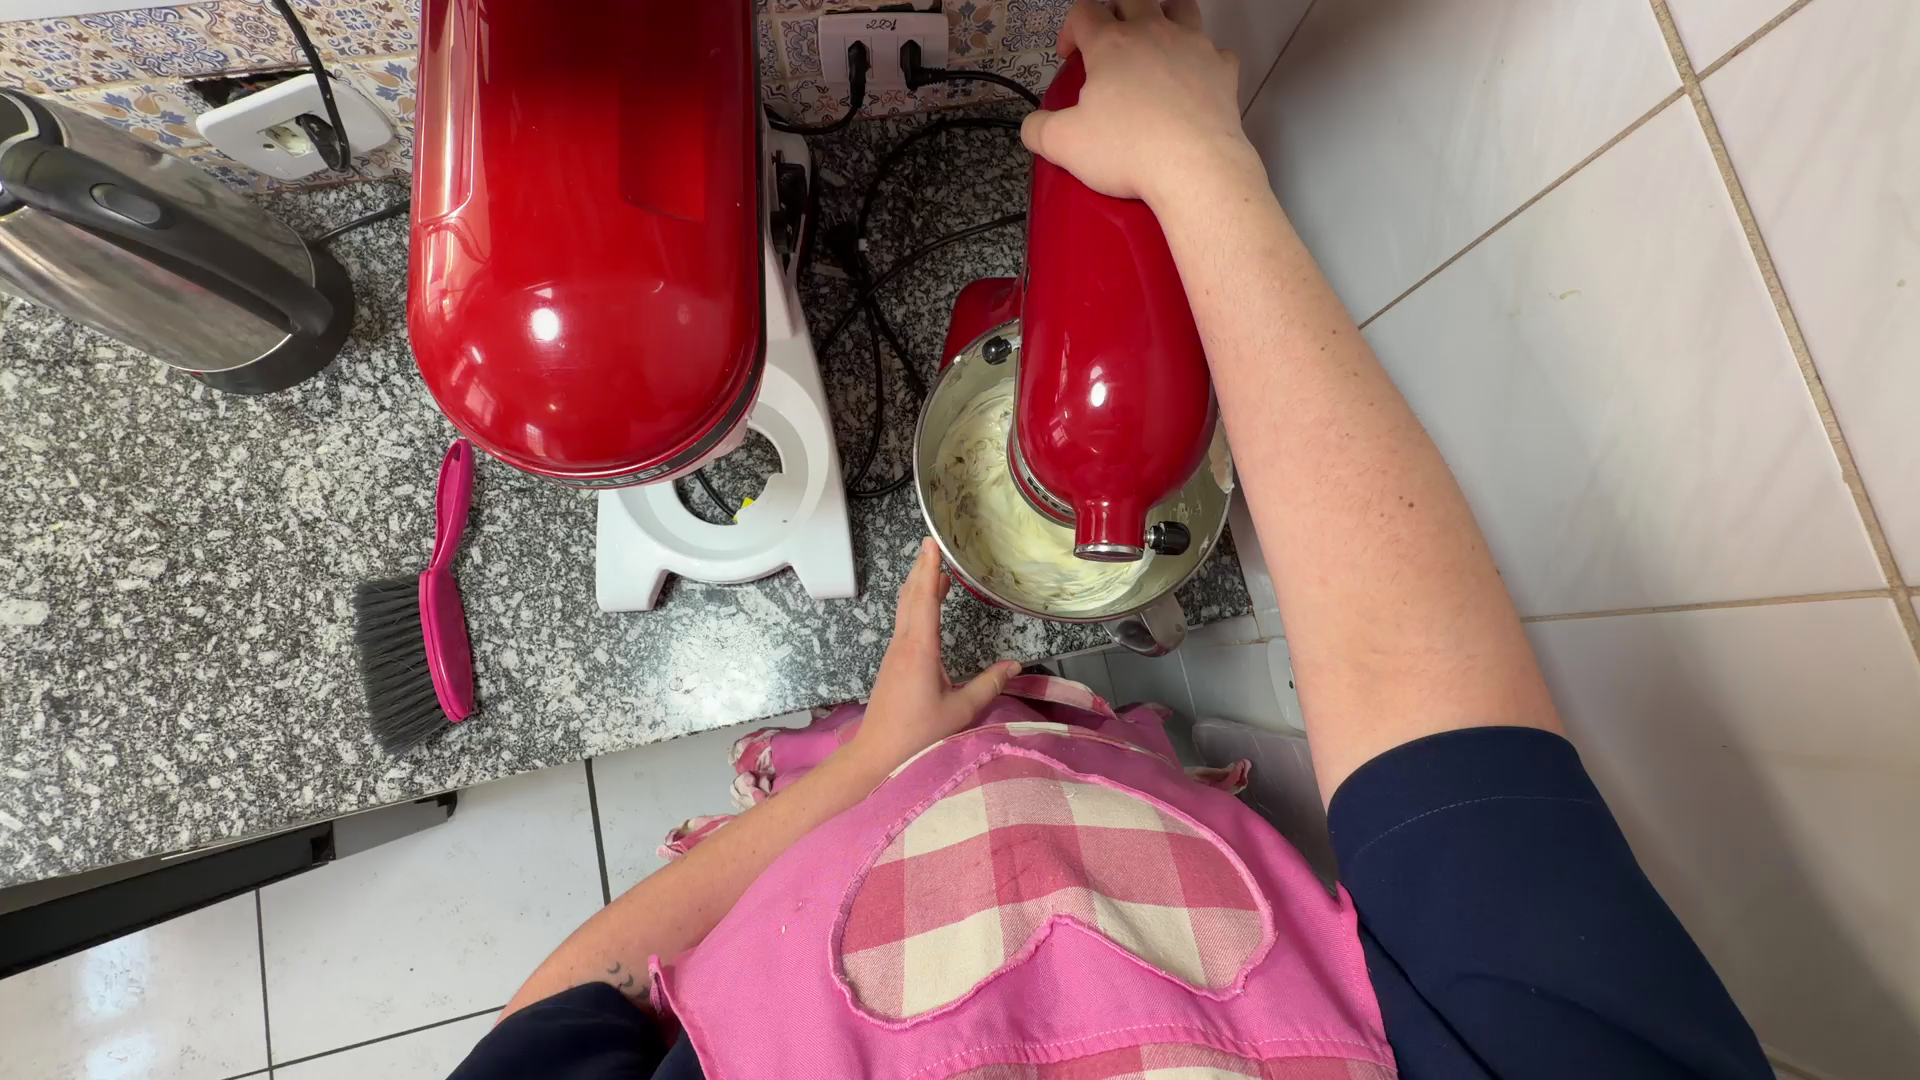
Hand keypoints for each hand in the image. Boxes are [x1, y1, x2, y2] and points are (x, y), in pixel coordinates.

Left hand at [852, 537, 1020, 771]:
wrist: (877, 754)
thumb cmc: (918, 735)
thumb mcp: (960, 711)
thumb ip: (989, 685)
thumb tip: (1015, 665)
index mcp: (920, 650)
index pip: (924, 599)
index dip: (930, 568)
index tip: (932, 543)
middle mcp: (904, 644)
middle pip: (911, 596)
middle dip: (922, 567)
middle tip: (932, 542)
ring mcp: (895, 652)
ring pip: (905, 608)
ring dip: (919, 584)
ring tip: (936, 567)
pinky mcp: (894, 661)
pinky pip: (905, 621)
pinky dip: (916, 603)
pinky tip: (928, 604)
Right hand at [1021, 0, 1263, 208]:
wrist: (1192, 165)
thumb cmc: (1124, 150)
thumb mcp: (1064, 146)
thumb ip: (1039, 131)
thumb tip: (1031, 126)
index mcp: (1110, 44)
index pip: (1083, 12)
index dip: (1070, 29)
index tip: (1069, 56)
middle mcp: (1152, 31)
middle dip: (1114, 12)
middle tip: (1108, 43)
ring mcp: (1193, 44)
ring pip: (1179, 7)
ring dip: (1163, 16)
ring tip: (1154, 42)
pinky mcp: (1222, 68)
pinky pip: (1215, 51)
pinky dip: (1201, 60)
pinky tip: (1193, 80)